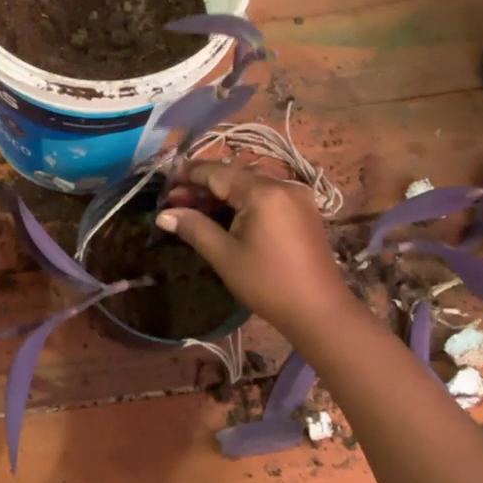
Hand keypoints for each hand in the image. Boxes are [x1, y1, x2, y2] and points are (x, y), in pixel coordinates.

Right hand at [155, 161, 359, 337]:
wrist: (319, 309)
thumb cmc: (267, 283)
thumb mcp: (224, 255)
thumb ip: (194, 228)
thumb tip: (163, 215)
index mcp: (263, 192)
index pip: (217, 172)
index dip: (188, 175)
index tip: (164, 182)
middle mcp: (283, 185)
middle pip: (234, 175)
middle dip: (203, 186)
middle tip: (174, 203)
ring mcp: (297, 196)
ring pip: (250, 184)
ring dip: (222, 194)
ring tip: (196, 210)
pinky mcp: (304, 210)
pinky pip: (267, 195)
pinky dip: (243, 201)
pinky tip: (226, 216)